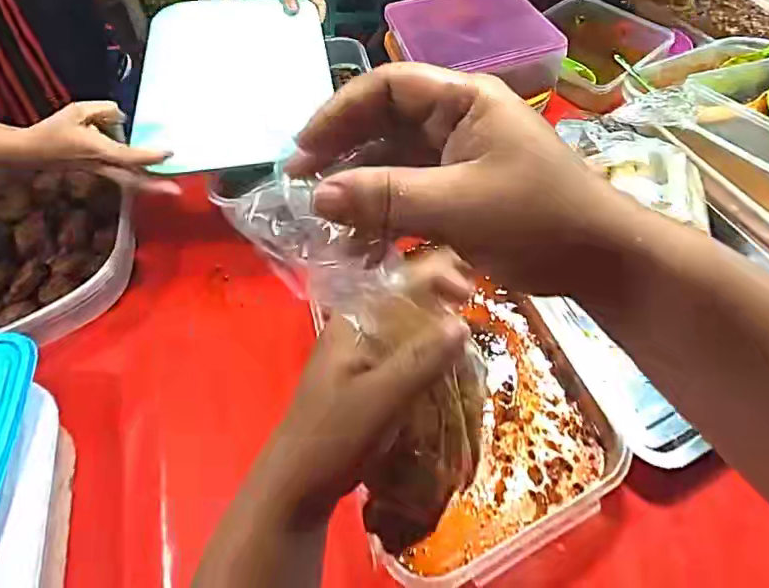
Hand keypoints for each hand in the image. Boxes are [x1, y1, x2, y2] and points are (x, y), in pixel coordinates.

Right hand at [15, 100, 177, 191]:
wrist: (24, 151)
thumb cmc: (51, 130)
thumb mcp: (77, 111)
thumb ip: (105, 110)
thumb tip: (123, 117)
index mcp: (97, 150)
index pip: (128, 156)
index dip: (149, 156)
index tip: (169, 152)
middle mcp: (100, 165)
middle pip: (131, 179)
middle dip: (154, 186)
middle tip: (176, 191)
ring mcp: (98, 171)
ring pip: (127, 180)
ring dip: (149, 184)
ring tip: (170, 187)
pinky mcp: (96, 172)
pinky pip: (121, 175)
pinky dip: (137, 177)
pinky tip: (151, 176)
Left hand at [246, 250, 473, 527]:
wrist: (293, 494)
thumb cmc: (331, 439)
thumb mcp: (380, 398)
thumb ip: (420, 359)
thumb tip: (464, 323)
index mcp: (354, 319)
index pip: (401, 277)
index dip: (438, 275)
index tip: (469, 293)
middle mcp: (359, 325)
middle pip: (408, 294)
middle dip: (443, 295)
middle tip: (475, 306)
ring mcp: (363, 350)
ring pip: (410, 321)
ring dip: (439, 323)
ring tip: (469, 332)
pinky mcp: (369, 375)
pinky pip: (407, 347)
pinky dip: (430, 349)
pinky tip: (449, 363)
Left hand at [253, 0, 326, 19]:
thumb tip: (294, 9)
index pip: (320, 3)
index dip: (320, 13)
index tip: (316, 24)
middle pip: (309, 9)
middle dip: (307, 18)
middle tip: (303, 27)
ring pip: (296, 10)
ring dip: (294, 17)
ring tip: (291, 26)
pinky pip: (285, 9)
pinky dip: (284, 15)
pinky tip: (281, 20)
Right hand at [286, 64, 635, 294]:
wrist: (596, 255)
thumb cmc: (537, 216)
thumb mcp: (458, 206)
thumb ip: (386, 197)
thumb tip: (317, 194)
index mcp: (465, 99)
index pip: (389, 85)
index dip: (341, 111)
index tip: (304, 151)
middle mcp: (460, 117)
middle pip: (387, 120)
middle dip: (344, 151)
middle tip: (301, 187)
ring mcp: (461, 152)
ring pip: (396, 158)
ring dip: (361, 187)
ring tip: (326, 224)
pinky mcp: (463, 187)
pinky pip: (412, 188)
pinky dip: (386, 210)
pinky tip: (360, 241)